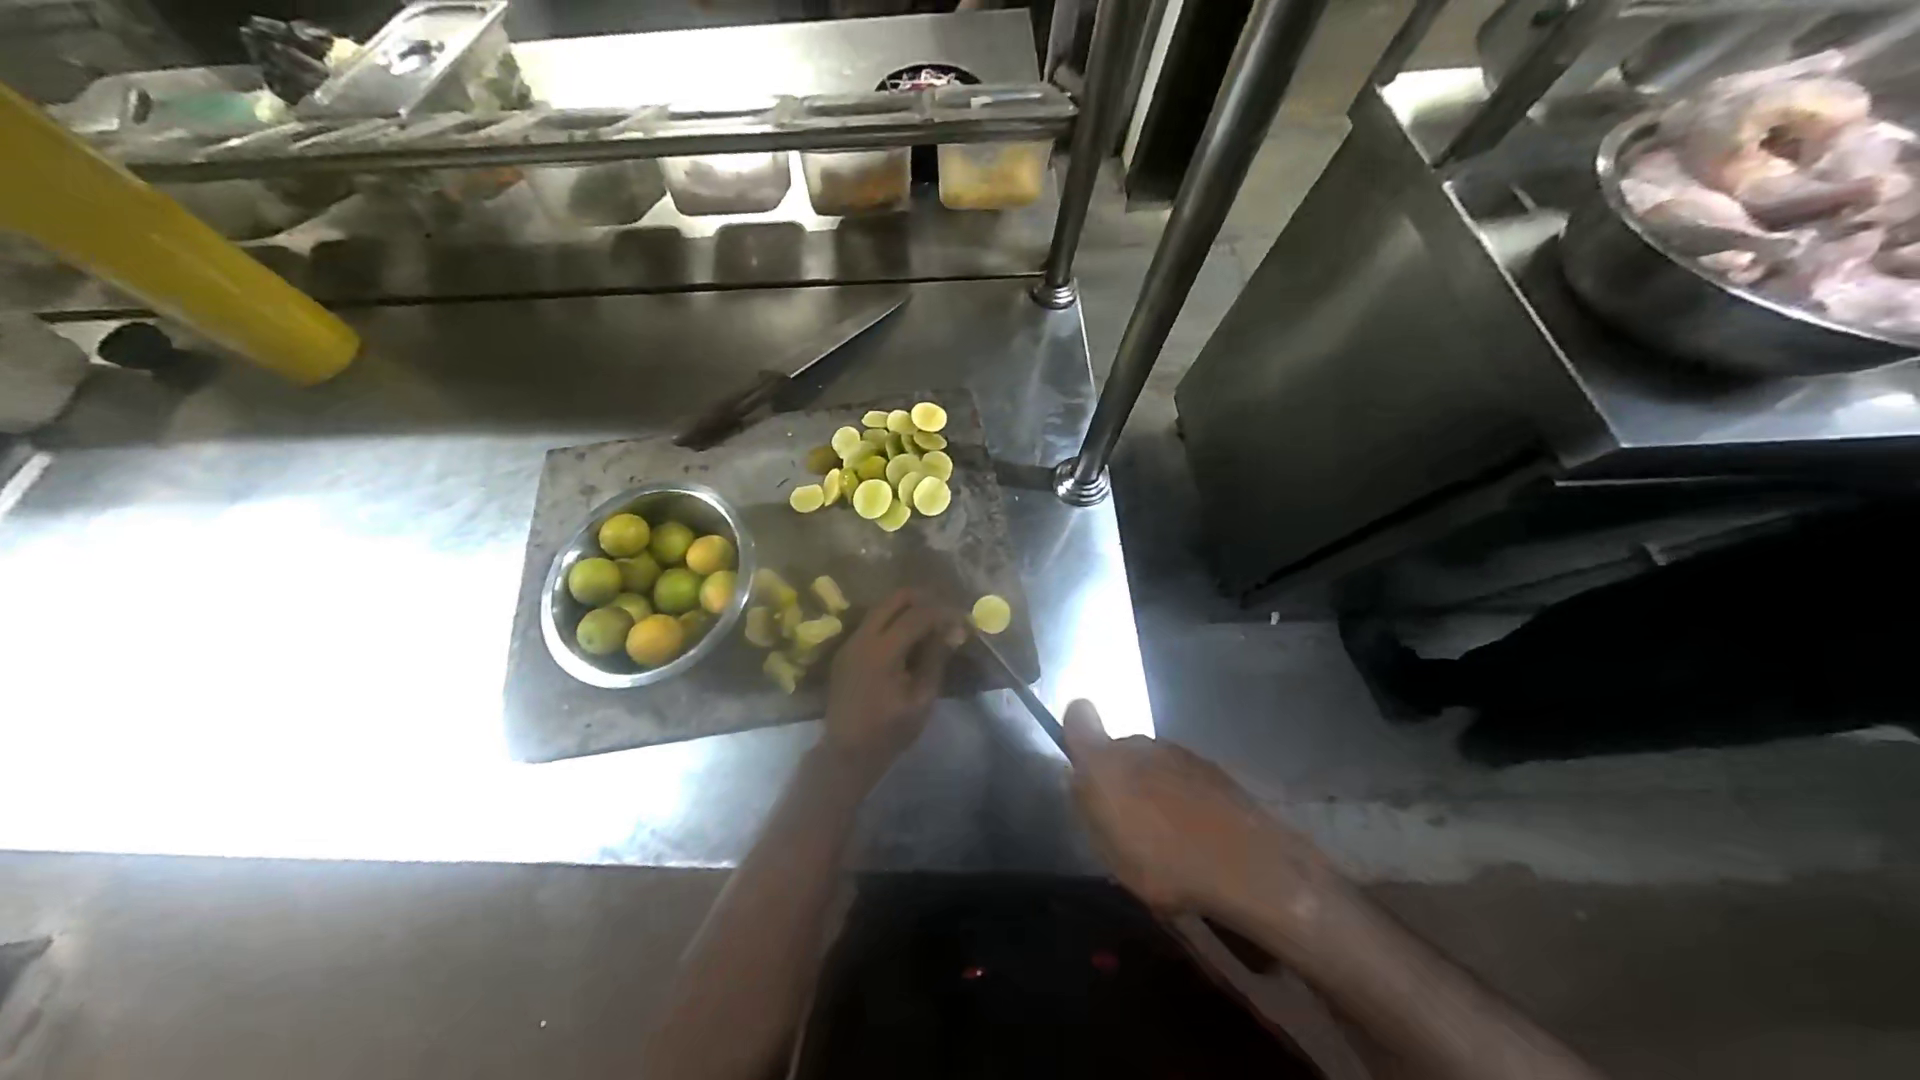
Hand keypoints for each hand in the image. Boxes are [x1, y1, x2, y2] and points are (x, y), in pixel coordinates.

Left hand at [821, 589, 960, 784]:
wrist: (847, 753)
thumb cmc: (889, 731)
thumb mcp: (922, 698)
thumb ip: (936, 658)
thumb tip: (954, 630)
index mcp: (881, 651)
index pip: (917, 616)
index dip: (944, 613)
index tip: (964, 620)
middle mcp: (862, 637)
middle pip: (895, 599)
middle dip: (925, 600)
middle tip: (947, 615)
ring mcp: (851, 642)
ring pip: (882, 608)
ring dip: (908, 609)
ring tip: (932, 625)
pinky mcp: (847, 650)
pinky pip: (873, 623)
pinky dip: (894, 621)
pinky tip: (911, 639)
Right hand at [1062, 700, 1350, 928]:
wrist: (1249, 866)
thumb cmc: (1164, 858)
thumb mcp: (1107, 845)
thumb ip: (1087, 803)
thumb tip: (1078, 776)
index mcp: (1108, 760)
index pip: (1080, 719)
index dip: (1075, 731)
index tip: (1079, 762)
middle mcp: (1144, 745)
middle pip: (1120, 750)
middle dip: (1119, 775)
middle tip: (1124, 819)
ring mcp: (1183, 756)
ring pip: (1155, 765)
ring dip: (1154, 789)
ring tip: (1164, 836)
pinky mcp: (1216, 773)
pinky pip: (1185, 782)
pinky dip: (1183, 800)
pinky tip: (1195, 836)